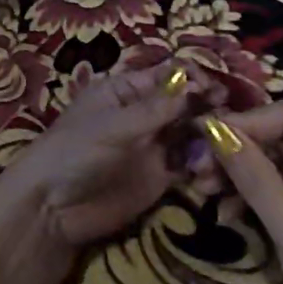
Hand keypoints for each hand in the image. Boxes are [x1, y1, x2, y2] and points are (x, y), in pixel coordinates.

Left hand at [14, 62, 202, 247]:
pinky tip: (212, 171)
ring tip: (219, 149)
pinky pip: (191, 163)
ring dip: (210, 137)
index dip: (192, 79)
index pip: (166, 75)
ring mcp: (153, 145)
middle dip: (208, 108)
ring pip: (193, 132)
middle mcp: (142, 113)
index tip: (217, 91)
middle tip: (230, 122)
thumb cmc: (73, 153)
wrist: (53, 208)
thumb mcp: (112, 126)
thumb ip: (154, 109)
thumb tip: (194, 84)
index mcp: (123, 91)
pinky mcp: (161, 176)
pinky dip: (206, 164)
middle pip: (186, 103)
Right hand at [191, 101, 282, 283]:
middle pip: (281, 135)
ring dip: (236, 170)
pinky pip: (278, 182)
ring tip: (202, 189)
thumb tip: (214, 131)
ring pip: (274, 158)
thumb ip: (255, 178)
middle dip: (236, 150)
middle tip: (196, 170)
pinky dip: (248, 191)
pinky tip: (225, 208)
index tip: (204, 140)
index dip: (246, 124)